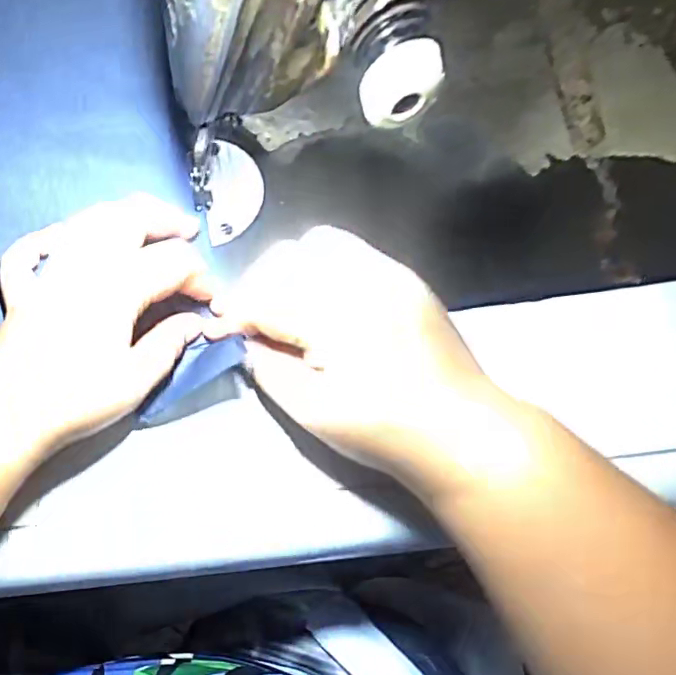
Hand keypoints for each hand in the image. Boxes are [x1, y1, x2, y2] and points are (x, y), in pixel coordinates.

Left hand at [0, 195, 216, 463]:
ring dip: (121, 215)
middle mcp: (84, 263)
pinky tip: (66, 240)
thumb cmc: (74, 401)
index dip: (199, 276)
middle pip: (130, 217)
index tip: (209, 300)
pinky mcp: (23, 288)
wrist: (8, 413)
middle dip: (165, 219)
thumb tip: (193, 324)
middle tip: (188, 230)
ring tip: (143, 226)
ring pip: (88, 220)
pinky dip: (54, 236)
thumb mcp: (134, 380)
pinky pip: (35, 246)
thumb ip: (168, 345)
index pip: (172, 262)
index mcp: (118, 285)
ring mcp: (49, 270)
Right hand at [210, 226, 531, 496]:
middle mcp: (360, 278)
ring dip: (288, 271)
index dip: (233, 314)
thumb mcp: (310, 409)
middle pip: (285, 259)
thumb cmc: (380, 429)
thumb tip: (247, 339)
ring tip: (284, 307)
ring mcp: (388, 272)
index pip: (264, 300)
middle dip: (257, 287)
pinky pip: (351, 251)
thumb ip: (268, 367)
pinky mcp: (405, 278)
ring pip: (318, 245)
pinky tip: (319, 300)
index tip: (216, 329)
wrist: (459, 428)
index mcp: (334, 316)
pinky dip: (321, 267)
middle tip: (249, 322)